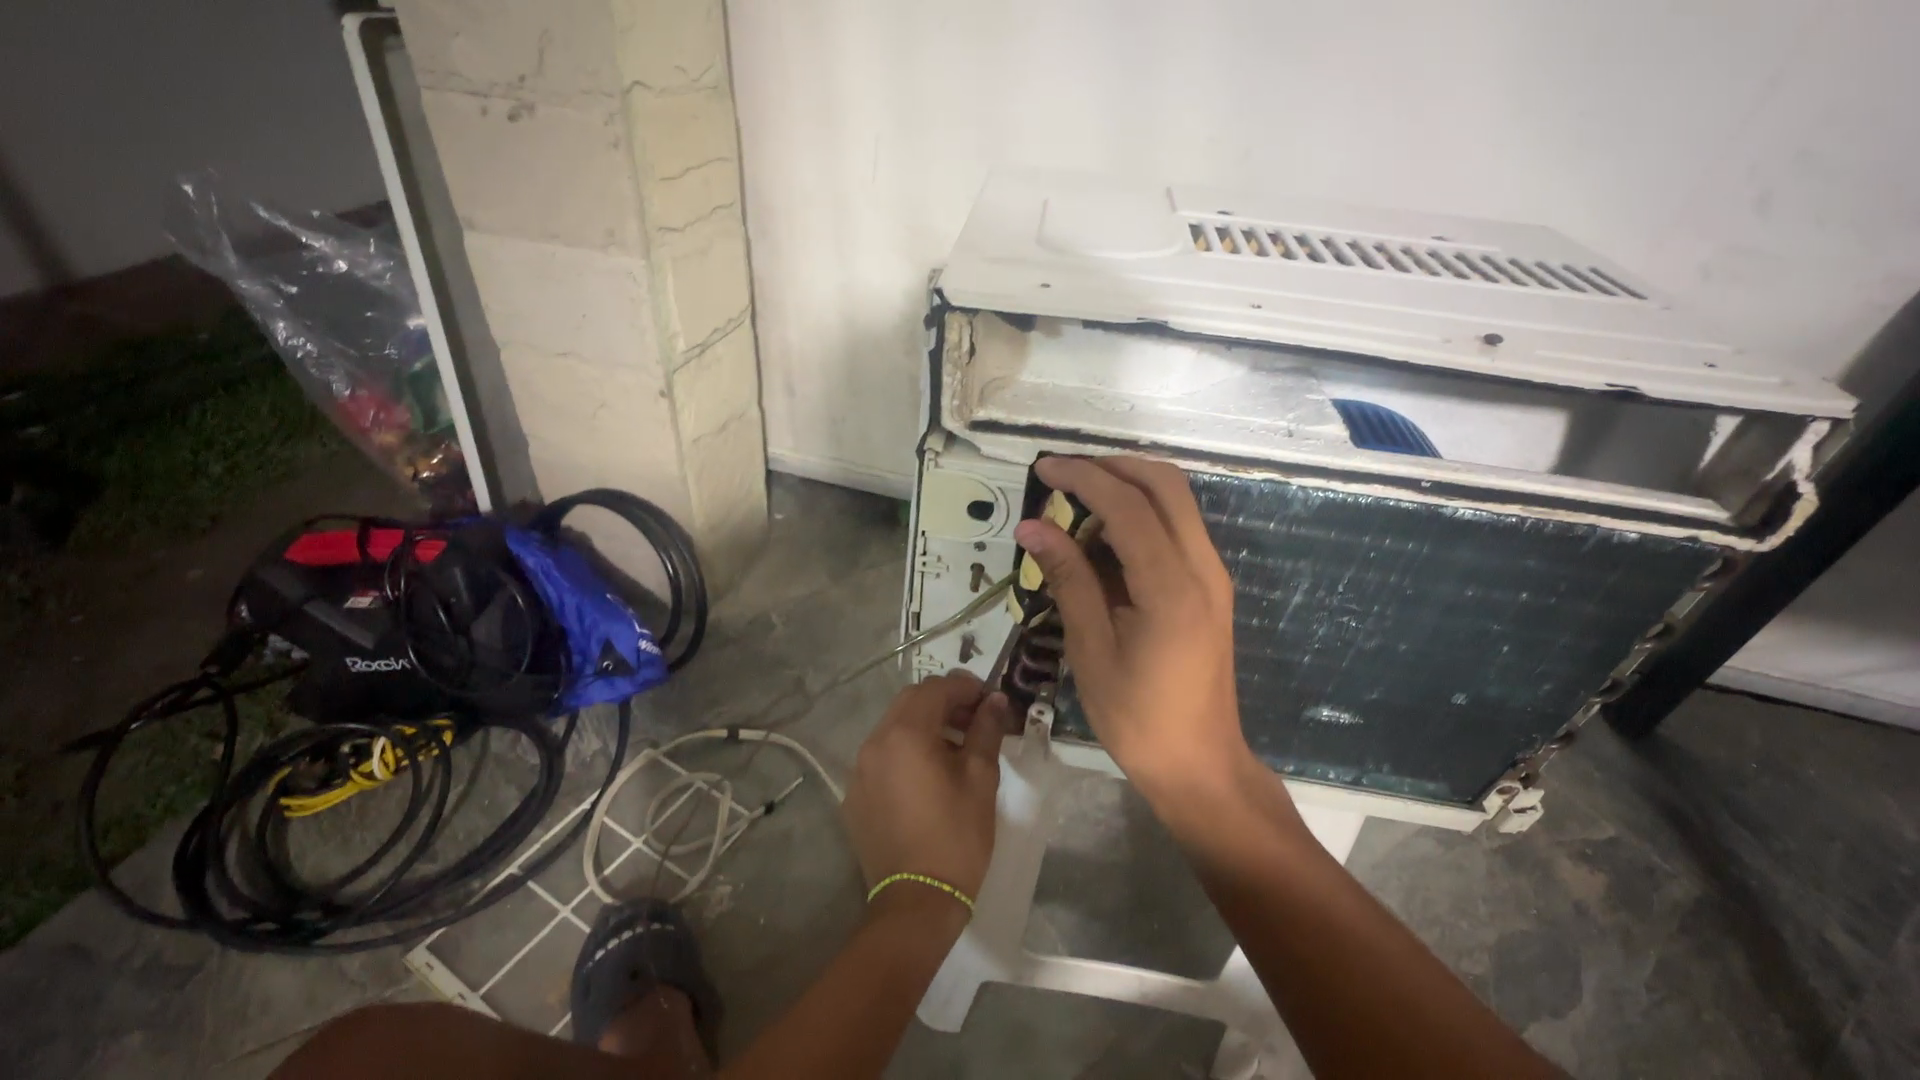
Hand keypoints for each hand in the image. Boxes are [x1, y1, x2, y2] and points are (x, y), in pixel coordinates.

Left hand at [842, 673, 1006, 918]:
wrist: (917, 900)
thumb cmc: (957, 836)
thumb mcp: (981, 779)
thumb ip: (986, 731)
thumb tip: (995, 701)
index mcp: (904, 734)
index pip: (935, 689)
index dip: (965, 687)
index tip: (990, 700)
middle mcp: (874, 743)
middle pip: (910, 703)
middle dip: (944, 703)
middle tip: (976, 720)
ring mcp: (859, 771)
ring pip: (893, 729)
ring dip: (924, 726)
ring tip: (956, 749)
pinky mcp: (854, 796)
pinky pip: (881, 759)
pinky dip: (905, 753)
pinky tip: (928, 778)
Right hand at [1013, 456, 1254, 798]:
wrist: (1200, 763)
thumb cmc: (1137, 718)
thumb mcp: (1091, 650)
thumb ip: (1068, 579)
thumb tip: (1032, 527)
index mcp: (1171, 587)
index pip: (1128, 505)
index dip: (1083, 477)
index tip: (1043, 468)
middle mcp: (1202, 567)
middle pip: (1165, 484)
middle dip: (1113, 466)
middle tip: (1063, 476)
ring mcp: (1213, 575)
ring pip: (1176, 502)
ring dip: (1129, 487)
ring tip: (1074, 502)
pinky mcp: (1210, 587)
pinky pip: (1178, 528)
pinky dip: (1142, 515)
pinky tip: (1102, 537)